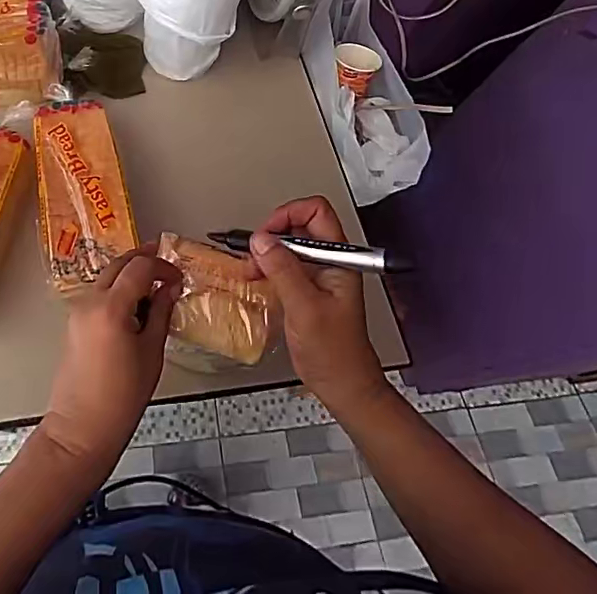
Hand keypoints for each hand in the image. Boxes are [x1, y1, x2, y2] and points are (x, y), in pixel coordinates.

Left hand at [40, 248, 181, 460]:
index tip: (178, 278)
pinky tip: (136, 304)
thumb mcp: (151, 352)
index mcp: (111, 307)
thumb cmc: (121, 397)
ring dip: (130, 273)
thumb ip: (161, 313)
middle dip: (144, 259)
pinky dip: (118, 288)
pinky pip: (99, 293)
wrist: (81, 429)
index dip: (163, 267)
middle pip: (119, 264)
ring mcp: (79, 311)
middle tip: (167, 265)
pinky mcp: (75, 323)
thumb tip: (170, 289)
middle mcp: (90, 302)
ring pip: (107, 276)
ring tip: (155, 285)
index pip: (140, 267)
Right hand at [250, 196, 389, 412]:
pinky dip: (268, 267)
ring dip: (267, 252)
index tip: (268, 233)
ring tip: (253, 267)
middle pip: (300, 224)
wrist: (343, 386)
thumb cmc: (335, 353)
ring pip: (290, 245)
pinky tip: (258, 279)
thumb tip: (262, 240)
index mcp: (338, 258)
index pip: (317, 211)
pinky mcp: (307, 289)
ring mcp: (318, 275)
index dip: (289, 214)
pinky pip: (285, 265)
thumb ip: (283, 270)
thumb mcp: (305, 307)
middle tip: (256, 251)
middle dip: (273, 233)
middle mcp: (330, 261)